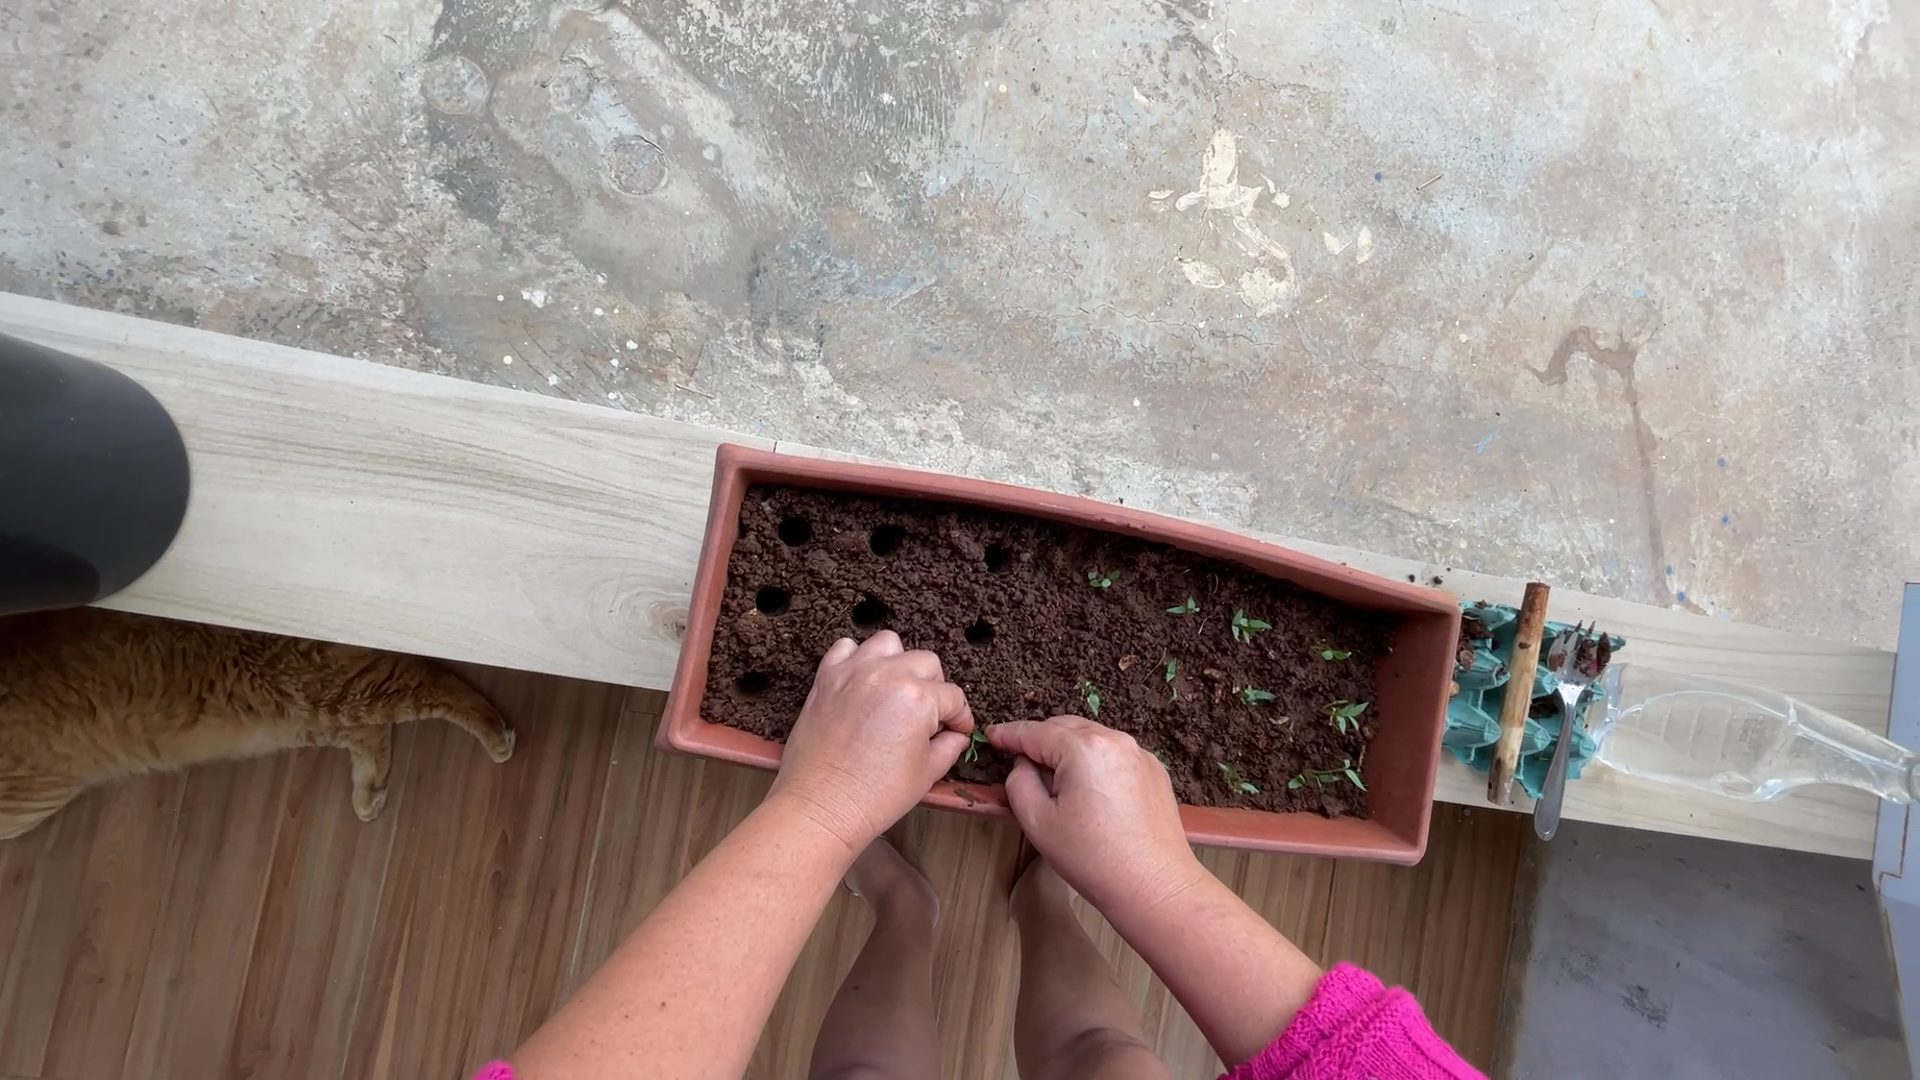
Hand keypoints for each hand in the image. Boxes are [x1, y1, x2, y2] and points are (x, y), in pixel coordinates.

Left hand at [768, 631, 974, 854]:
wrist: (821, 808)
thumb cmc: (874, 796)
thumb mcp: (927, 774)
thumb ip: (949, 747)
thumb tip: (955, 735)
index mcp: (918, 698)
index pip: (953, 696)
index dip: (960, 716)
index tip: (957, 729)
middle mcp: (888, 675)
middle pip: (927, 662)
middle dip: (935, 687)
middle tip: (928, 715)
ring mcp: (855, 672)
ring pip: (889, 643)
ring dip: (899, 662)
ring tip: (897, 689)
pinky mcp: (827, 677)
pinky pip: (845, 648)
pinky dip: (857, 658)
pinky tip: (863, 682)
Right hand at [988, 715, 1206, 914]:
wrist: (1155, 887)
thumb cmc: (1093, 859)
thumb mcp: (1038, 822)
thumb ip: (1019, 782)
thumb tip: (1024, 764)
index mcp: (1082, 748)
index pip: (1035, 732)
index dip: (1009, 734)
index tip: (992, 736)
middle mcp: (1113, 739)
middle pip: (1064, 727)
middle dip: (1040, 740)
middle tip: (1021, 763)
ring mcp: (1138, 753)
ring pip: (1090, 737)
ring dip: (1067, 749)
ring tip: (1056, 781)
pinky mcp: (1154, 769)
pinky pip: (1113, 752)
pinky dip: (1094, 760)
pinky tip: (1090, 791)